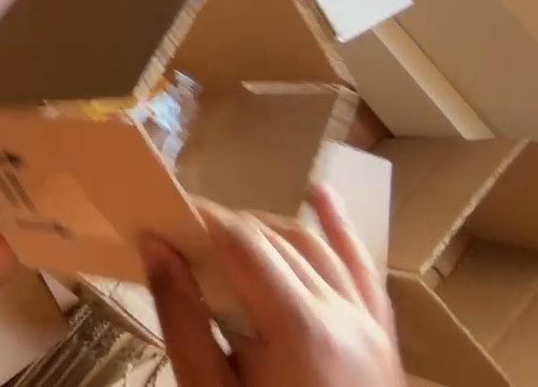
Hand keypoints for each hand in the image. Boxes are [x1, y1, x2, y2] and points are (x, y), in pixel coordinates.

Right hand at [141, 187, 402, 386]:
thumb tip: (153, 242)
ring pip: (312, 246)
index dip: (199, 216)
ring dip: (263, 227)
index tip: (160, 215)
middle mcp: (345, 317)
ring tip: (221, 232)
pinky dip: (339, 230)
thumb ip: (180, 314)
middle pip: (273, 238)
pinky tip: (317, 194)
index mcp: (300, 329)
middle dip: (221, 226)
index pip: (242, 239)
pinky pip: (364, 272)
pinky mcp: (384, 343)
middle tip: (178, 235)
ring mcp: (372, 330)